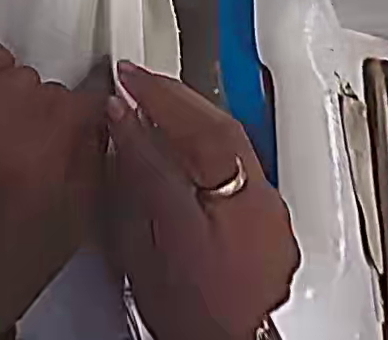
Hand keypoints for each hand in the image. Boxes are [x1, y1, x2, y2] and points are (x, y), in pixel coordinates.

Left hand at [0, 33, 107, 339]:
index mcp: (52, 143)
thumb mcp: (80, 211)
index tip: (93, 114)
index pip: (91, 94)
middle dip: (56, 116)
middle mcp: (15, 116)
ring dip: (23, 99)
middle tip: (45, 146)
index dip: (94, 110)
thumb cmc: (11, 253)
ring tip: (14, 134)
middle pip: (55, 88)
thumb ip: (98, 152)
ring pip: (23, 74)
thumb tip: (106, 115)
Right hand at [104, 62, 299, 339]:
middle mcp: (246, 214)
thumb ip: (133, 188)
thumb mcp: (142, 253)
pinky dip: (209, 120)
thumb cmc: (189, 314)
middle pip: (206, 134)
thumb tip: (122, 133)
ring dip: (187, 101)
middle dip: (166, 95)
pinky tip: (188, 112)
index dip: (135, 123)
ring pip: (228, 133)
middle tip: (133, 74)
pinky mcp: (272, 204)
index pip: (164, 161)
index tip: (115, 98)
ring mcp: (265, 206)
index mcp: (206, 236)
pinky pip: (240, 145)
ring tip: (155, 84)